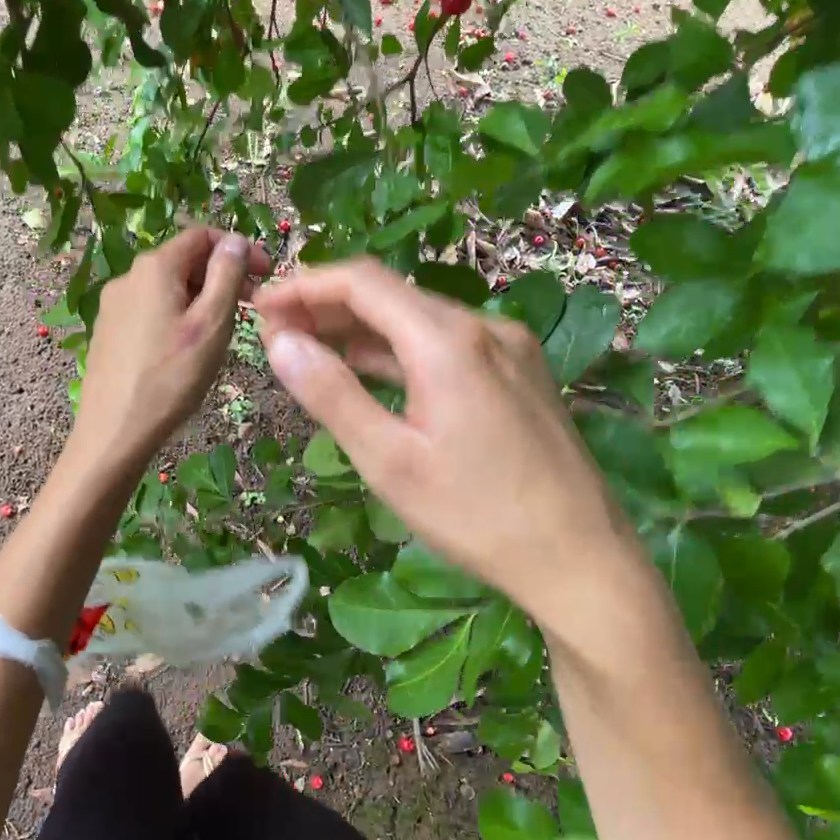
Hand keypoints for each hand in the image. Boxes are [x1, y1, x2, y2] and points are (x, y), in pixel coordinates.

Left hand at [69, 227, 268, 471]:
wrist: (114, 431)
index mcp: (154, 267)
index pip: (201, 235)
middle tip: (248, 309)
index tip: (265, 275)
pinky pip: (149, 312)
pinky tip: (184, 352)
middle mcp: (127, 278)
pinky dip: (175, 319)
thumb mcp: (210, 324)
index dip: (238, 249)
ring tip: (219, 335)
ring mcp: (112, 307)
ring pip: (166, 290)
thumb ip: (226, 275)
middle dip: (219, 277)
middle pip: (182, 262)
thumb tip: (234, 239)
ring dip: (199, 300)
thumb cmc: (171, 378)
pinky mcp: (106, 334)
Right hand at [253, 259, 655, 629]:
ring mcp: (508, 350)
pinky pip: (445, 347)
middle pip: (392, 295)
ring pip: (419, 321)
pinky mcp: (519, 375)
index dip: (304, 286)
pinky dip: (398, 353)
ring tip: (309, 351)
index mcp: (448, 342)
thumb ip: (331, 394)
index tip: (259, 307)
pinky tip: (369, 373)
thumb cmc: (475, 515)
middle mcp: (484, 328)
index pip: (363, 283)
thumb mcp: (389, 460)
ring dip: (361, 331)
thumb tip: (279, 343)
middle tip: (274, 334)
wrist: (580, 557)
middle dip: (327, 307)